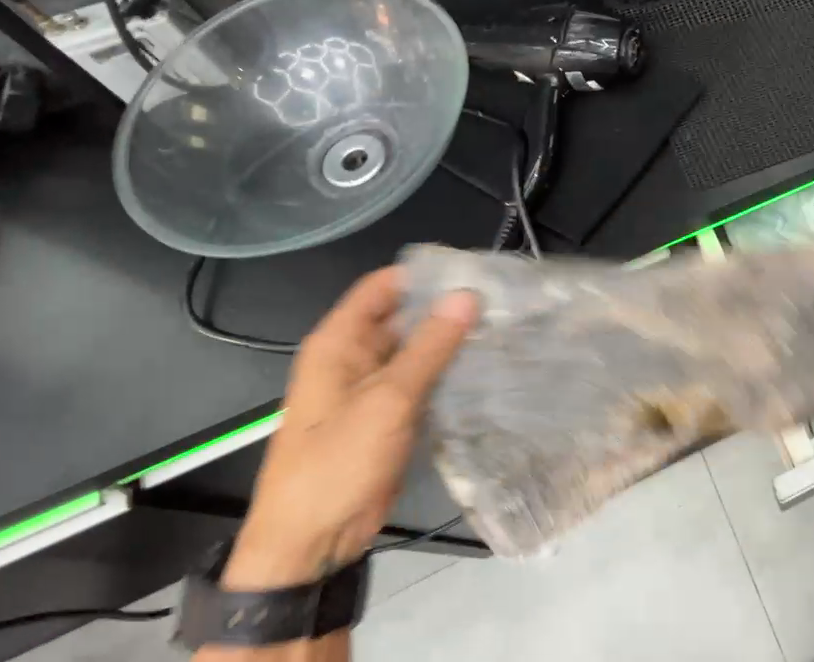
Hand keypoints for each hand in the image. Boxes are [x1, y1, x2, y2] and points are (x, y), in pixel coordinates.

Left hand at [223, 268, 479, 589]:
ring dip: (452, 341)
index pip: (382, 286)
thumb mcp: (387, 401)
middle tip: (502, 299)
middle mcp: (353, 359)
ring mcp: (371, 389)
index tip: (474, 269)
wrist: (310, 544)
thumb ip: (430, 347)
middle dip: (446, 307)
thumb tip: (467, 295)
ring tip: (503, 327)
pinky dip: (449, 372)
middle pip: (403, 316)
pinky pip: (422, 381)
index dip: (424, 273)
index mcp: (338, 344)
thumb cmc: (337, 465)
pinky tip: (487, 368)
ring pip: (417, 350)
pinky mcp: (389, 417)